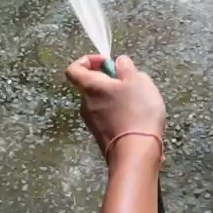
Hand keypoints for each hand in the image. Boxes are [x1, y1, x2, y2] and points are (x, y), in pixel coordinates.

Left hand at [64, 54, 166, 168]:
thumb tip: (118, 62)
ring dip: (115, 97)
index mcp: (90, 87)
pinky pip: (107, 116)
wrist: (136, 153)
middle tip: (130, 82)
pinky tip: (136, 117)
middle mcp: (85, 104)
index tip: (107, 62)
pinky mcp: (101, 135)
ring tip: (137, 101)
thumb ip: (126, 67)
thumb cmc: (137, 112)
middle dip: (109, 80)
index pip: (74, 68)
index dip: (88, 60)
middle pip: (91, 85)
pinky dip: (118, 112)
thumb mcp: (137, 81)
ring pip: (101, 101)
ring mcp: (91, 122)